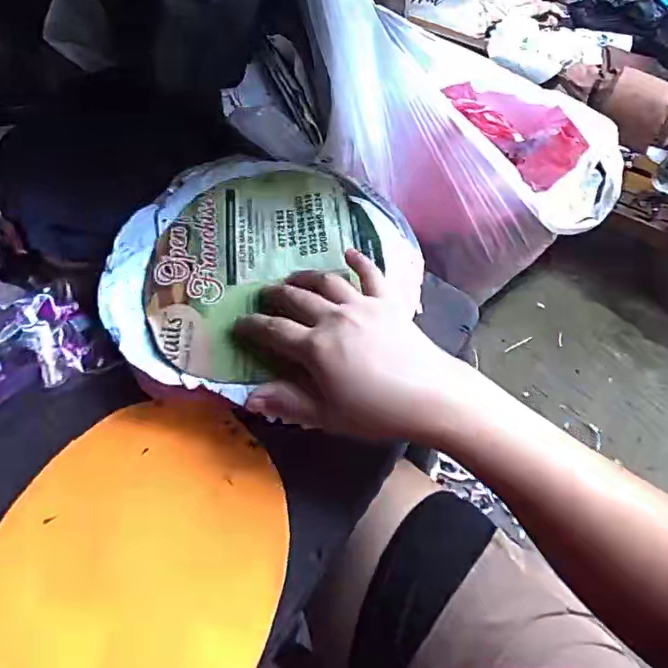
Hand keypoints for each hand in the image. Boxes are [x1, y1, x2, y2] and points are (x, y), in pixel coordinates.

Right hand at [233, 250, 486, 441]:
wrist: (428, 394)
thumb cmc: (375, 411)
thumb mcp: (326, 415)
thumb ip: (288, 403)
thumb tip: (249, 396)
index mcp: (315, 348)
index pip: (274, 331)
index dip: (253, 326)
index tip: (239, 323)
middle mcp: (334, 318)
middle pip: (298, 299)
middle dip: (277, 295)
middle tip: (265, 294)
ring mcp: (363, 305)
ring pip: (328, 281)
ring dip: (308, 277)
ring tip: (295, 277)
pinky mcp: (388, 301)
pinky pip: (371, 274)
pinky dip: (359, 260)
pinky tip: (349, 252)